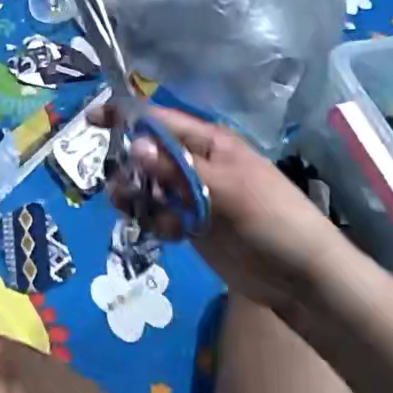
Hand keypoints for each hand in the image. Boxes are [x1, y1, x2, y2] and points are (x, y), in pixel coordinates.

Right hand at [93, 104, 346, 310]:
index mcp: (208, 142)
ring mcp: (194, 195)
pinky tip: (169, 235)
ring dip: (138, 197)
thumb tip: (134, 146)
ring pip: (150, 186)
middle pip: (148, 154)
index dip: (126, 118)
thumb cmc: (270, 217)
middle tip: (119, 189)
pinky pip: (160, 215)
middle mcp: (197, 163)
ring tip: (137, 212)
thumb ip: (178, 170)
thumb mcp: (225, 189)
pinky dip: (155, 222)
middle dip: (128, 167)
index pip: (159, 121)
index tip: (92, 122)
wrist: (300, 274)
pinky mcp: (193, 225)